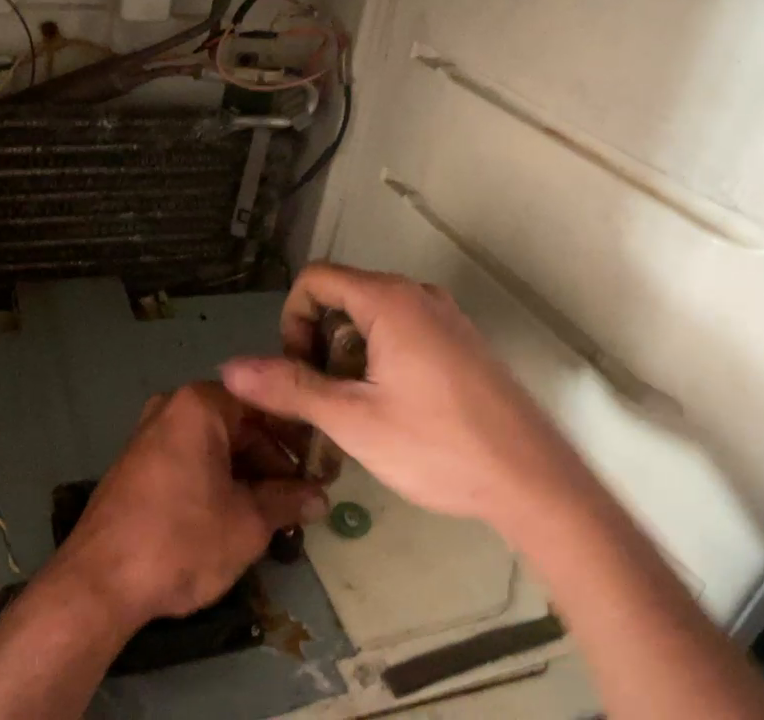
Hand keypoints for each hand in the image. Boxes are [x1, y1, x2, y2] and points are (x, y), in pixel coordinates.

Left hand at [48, 382, 327, 627]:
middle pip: (237, 425)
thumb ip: (288, 502)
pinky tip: (233, 518)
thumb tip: (321, 497)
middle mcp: (170, 408)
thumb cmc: (183, 540)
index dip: (297, 440)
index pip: (265, 406)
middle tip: (301, 499)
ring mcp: (148, 435)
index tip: (322, 470)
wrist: (100, 581)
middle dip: (271, 462)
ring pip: (213, 447)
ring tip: (273, 515)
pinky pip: (188, 461)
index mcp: (200, 405)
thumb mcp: (248, 523)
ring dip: (245, 476)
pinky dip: (215, 482)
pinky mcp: (135, 466)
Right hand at [220, 262, 590, 530]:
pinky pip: (403, 335)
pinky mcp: (462, 345)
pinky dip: (380, 361)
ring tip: (357, 413)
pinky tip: (394, 412)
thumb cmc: (437, 447)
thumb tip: (230, 367)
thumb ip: (289, 388)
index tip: (297, 371)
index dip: (291, 321)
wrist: (533, 483)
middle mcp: (419, 296)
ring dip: (348, 357)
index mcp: (390, 301)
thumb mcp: (352, 420)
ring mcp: (446, 319)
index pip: (315, 280)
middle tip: (324, 400)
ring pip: (372, 320)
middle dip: (319, 344)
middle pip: (343, 298)